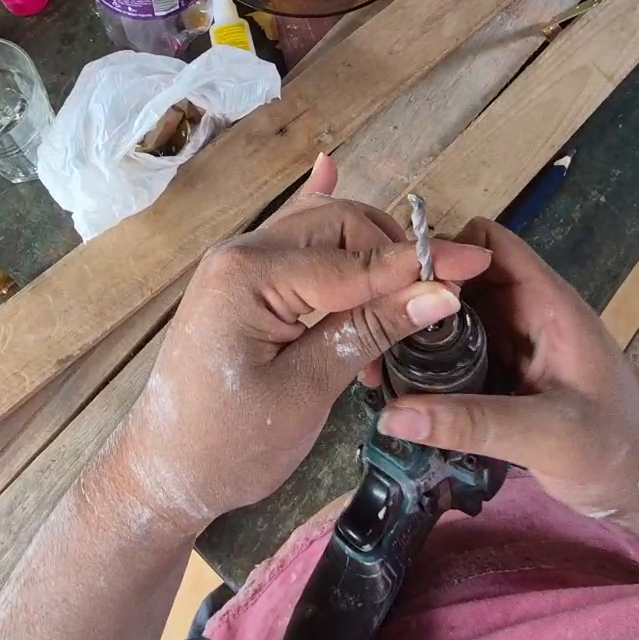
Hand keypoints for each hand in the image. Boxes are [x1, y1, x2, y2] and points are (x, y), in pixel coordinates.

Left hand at [109, 156, 492, 533]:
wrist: (162, 471)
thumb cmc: (229, 445)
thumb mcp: (305, 392)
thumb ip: (368, 330)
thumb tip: (440, 292)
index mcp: (250, 274)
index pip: (353, 259)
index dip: (417, 263)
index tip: (476, 261)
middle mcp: (242, 252)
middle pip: (337, 225)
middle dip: (391, 253)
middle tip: (435, 297)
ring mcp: (238, 263)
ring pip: (320, 230)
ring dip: (368, 255)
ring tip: (401, 299)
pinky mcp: (242, 280)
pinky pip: (291, 238)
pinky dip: (317, 209)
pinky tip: (329, 169)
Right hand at [374, 218, 638, 531]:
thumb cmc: (616, 451)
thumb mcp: (545, 436)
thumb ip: (471, 422)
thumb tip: (391, 416)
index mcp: (545, 302)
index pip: (488, 242)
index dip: (446, 254)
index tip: (406, 292)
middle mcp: (525, 311)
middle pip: (462, 274)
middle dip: (421, 292)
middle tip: (381, 329)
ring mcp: (513, 340)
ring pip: (454, 310)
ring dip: (421, 327)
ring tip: (383, 357)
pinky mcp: (503, 369)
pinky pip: (457, 346)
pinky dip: (431, 358)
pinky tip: (406, 384)